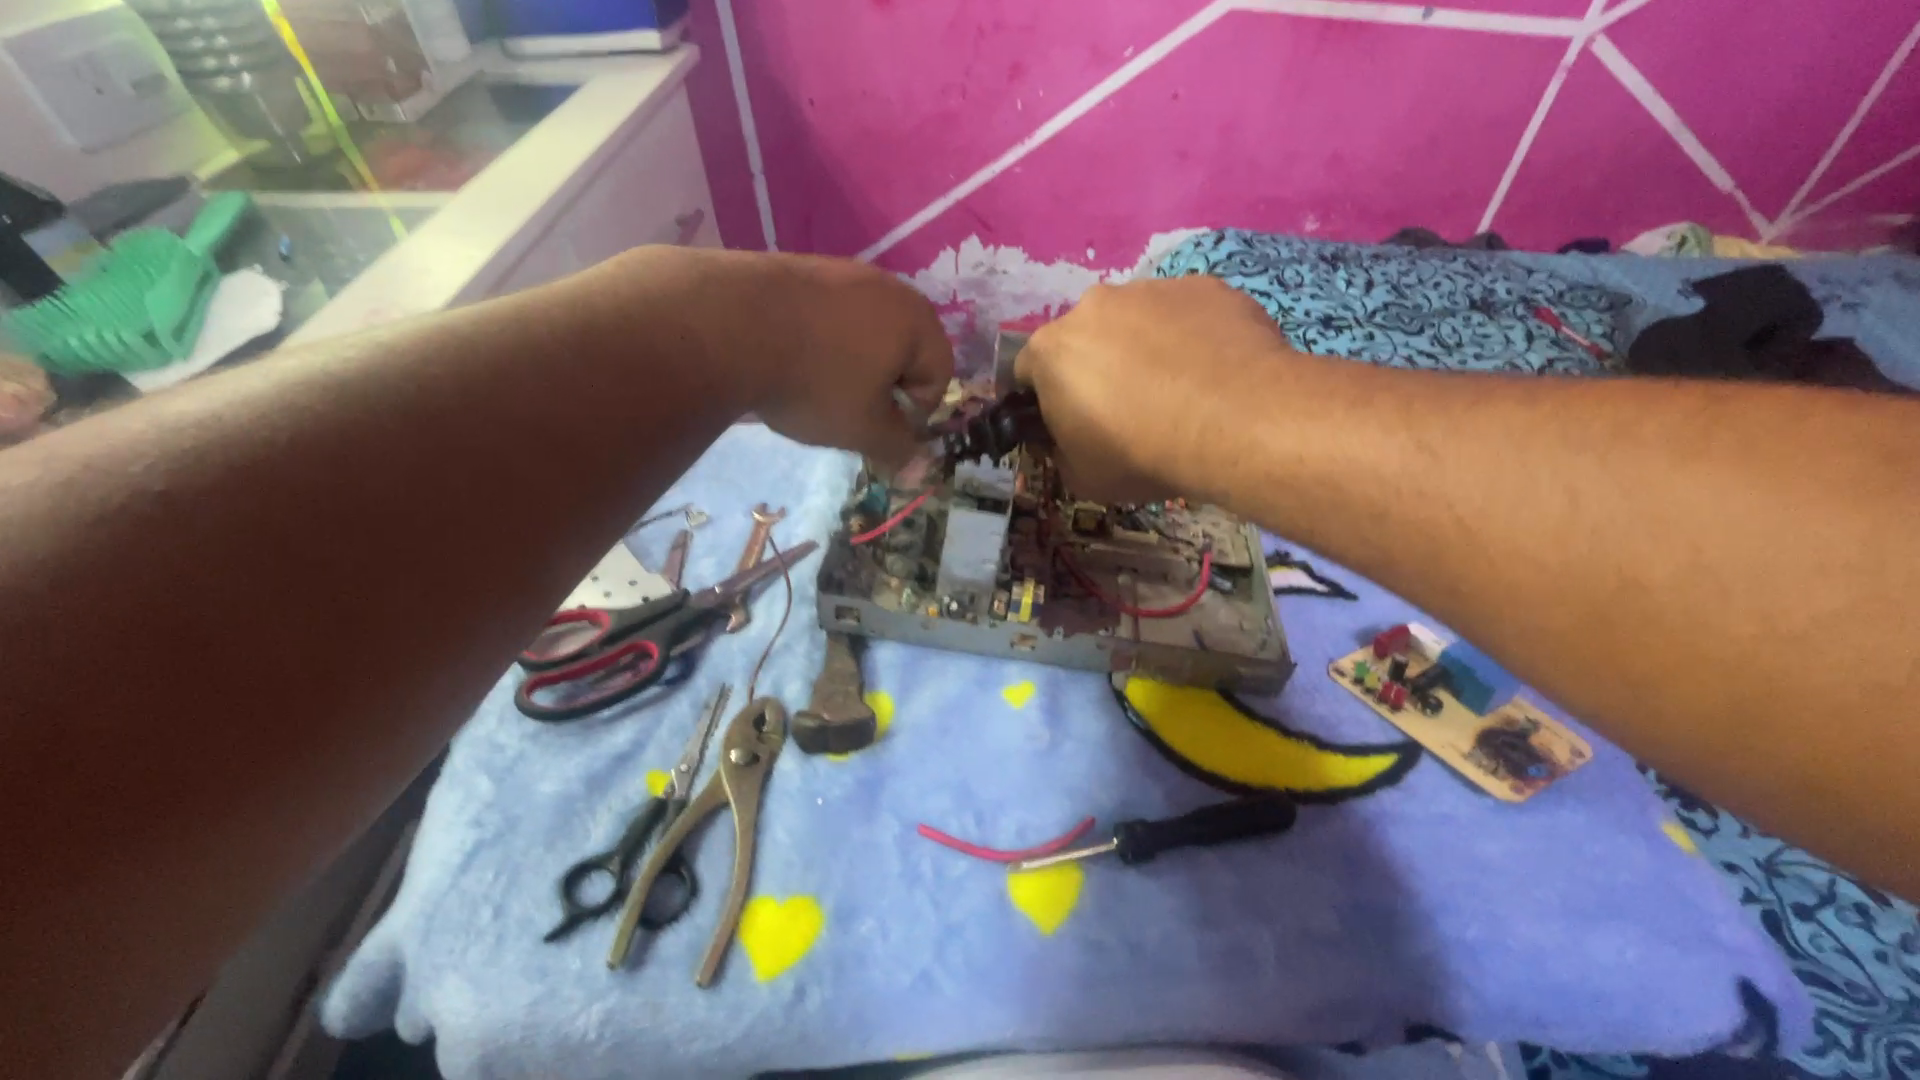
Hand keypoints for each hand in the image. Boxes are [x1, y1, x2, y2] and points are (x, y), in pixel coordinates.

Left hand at [605, 249, 952, 467]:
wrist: (728, 324)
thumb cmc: (815, 382)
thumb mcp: (862, 429)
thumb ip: (896, 447)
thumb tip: (918, 465)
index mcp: (916, 321)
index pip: (939, 373)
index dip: (917, 412)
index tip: (882, 430)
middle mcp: (886, 287)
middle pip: (902, 347)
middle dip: (883, 384)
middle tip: (851, 411)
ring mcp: (839, 271)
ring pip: (861, 329)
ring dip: (848, 362)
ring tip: (813, 387)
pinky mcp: (797, 267)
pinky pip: (824, 313)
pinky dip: (816, 340)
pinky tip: (786, 359)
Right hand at [1015, 276, 1299, 502]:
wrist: (1237, 422)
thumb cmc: (1143, 453)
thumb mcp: (1083, 477)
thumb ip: (1062, 451)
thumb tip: (1068, 441)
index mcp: (1050, 350)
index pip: (1028, 372)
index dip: (1045, 400)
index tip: (1069, 424)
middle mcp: (1093, 306)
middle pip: (1084, 337)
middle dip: (1097, 366)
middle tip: (1128, 408)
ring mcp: (1152, 289)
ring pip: (1137, 320)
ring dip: (1146, 347)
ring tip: (1180, 390)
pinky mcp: (1204, 286)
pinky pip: (1187, 313)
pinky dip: (1192, 337)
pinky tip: (1215, 373)